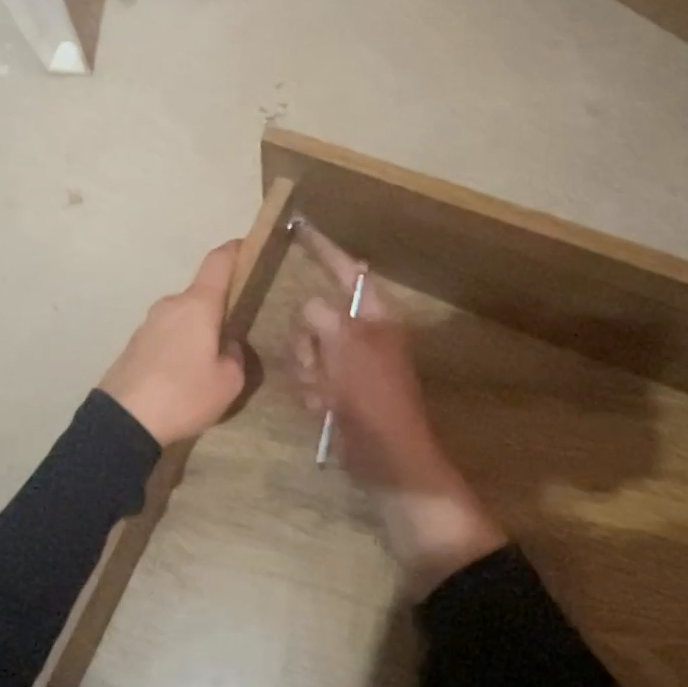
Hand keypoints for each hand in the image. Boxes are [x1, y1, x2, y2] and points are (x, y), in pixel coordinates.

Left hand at [98, 241, 247, 446]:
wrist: (125, 419)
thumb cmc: (184, 394)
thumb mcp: (228, 382)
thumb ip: (235, 356)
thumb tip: (227, 345)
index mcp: (197, 305)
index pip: (218, 262)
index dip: (235, 251)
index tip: (249, 247)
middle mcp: (171, 305)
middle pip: (202, 295)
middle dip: (220, 309)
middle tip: (237, 334)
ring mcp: (148, 323)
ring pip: (184, 318)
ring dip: (198, 331)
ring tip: (210, 364)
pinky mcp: (135, 344)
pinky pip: (167, 335)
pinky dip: (180, 346)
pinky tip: (184, 376)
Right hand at [293, 224, 507, 596]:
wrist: (387, 459)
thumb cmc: (372, 395)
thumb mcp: (343, 344)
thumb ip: (320, 315)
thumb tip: (310, 309)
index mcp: (374, 315)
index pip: (346, 269)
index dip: (323, 248)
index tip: (299, 227)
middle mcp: (363, 334)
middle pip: (315, 315)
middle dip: (307, 341)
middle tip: (319, 362)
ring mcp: (351, 365)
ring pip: (307, 349)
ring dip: (308, 372)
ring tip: (326, 394)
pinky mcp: (340, 392)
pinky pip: (309, 377)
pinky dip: (312, 393)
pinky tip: (325, 410)